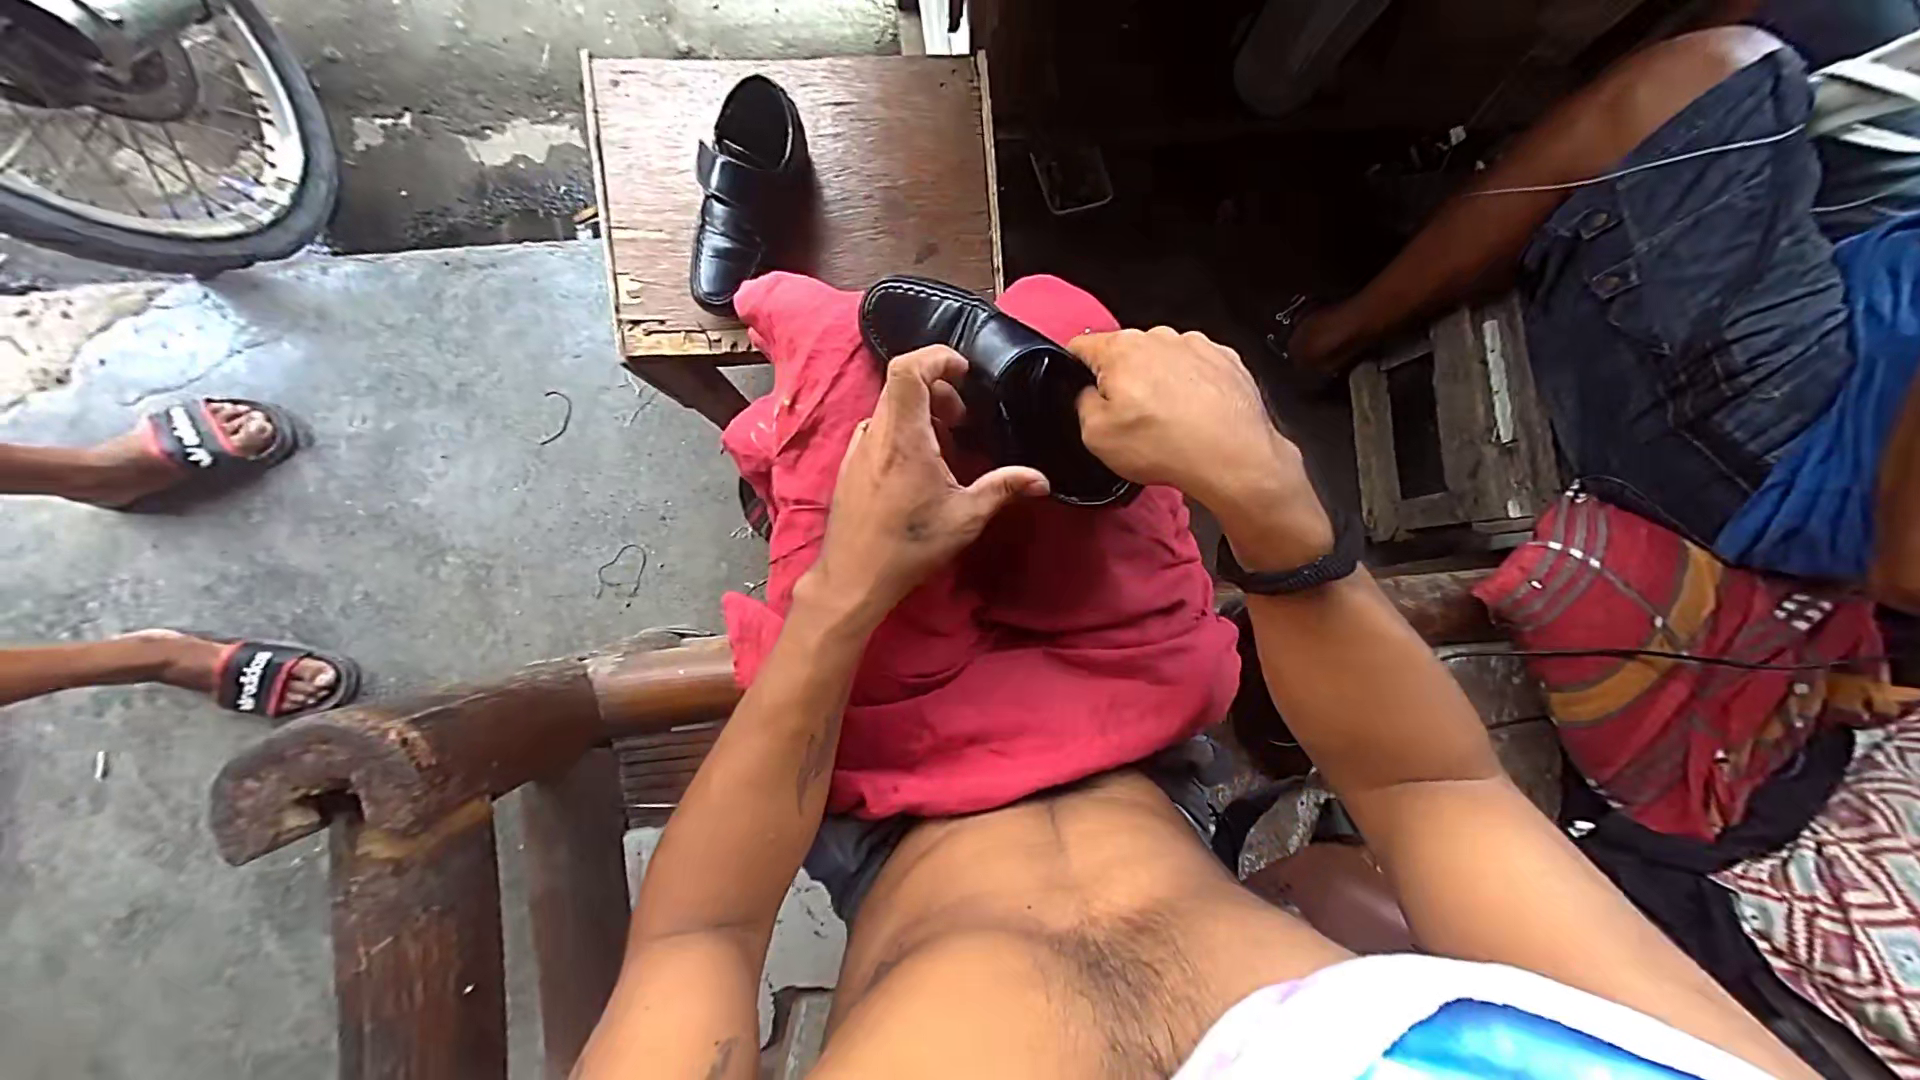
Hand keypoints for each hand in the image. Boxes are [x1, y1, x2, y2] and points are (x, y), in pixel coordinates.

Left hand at [798, 346, 1050, 627]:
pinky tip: (918, 467)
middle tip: (961, 420)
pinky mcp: (851, 465)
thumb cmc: (909, 547)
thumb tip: (1041, 480)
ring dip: (920, 412)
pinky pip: (878, 429)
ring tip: (944, 445)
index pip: (908, 369)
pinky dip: (903, 430)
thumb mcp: (965, 517)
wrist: (853, 577)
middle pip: (902, 384)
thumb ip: (1003, 488)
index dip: (937, 357)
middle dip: (937, 389)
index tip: (963, 373)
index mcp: (903, 437)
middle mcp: (876, 434)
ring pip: (890, 407)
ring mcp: (858, 449)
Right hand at [1072, 327, 1332, 570]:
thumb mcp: (1094, 436)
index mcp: (1120, 350)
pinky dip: (1188, 390)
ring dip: (1157, 386)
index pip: (1081, 345)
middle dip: (1122, 382)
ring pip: (1161, 362)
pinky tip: (1190, 418)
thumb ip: (1082, 404)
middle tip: (1128, 420)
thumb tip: (1088, 395)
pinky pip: (1194, 371)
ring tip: (1164, 424)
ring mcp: (1195, 347)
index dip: (1074, 368)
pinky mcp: (1224, 361)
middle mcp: (1158, 338)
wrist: (1232, 457)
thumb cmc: (1167, 445)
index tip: (1081, 388)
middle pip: (1125, 355)